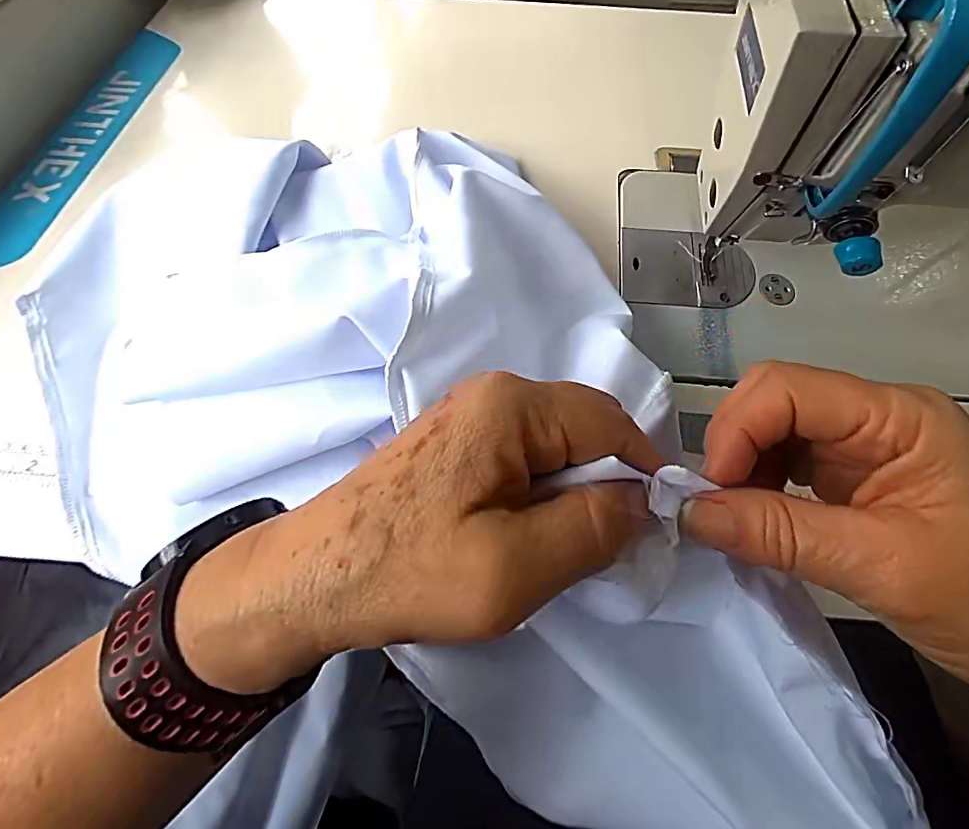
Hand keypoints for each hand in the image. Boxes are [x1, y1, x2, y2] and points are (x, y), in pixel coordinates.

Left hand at [176, 372, 659, 692]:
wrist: (315, 575)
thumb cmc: (411, 570)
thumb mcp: (517, 566)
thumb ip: (594, 527)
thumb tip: (643, 500)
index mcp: (510, 405)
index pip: (612, 423)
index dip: (643, 476)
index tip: (653, 534)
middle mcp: (490, 393)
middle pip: (583, 428)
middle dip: (603, 486)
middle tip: (597, 551)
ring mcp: (467, 414)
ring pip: (553, 446)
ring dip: (568, 494)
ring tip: (551, 550)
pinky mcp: (452, 441)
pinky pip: (520, 455)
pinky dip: (537, 493)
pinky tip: (518, 536)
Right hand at [682, 362, 968, 761]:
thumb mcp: (881, 569)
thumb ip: (778, 532)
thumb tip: (690, 512)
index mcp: (900, 417)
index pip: (786, 389)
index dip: (736, 428)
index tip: (711, 490)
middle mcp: (880, 418)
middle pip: (775, 401)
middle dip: (734, 446)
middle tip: (711, 503)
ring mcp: (871, 447)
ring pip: (776, 431)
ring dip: (743, 468)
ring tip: (729, 516)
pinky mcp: (862, 478)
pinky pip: (790, 463)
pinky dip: (761, 486)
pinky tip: (755, 518)